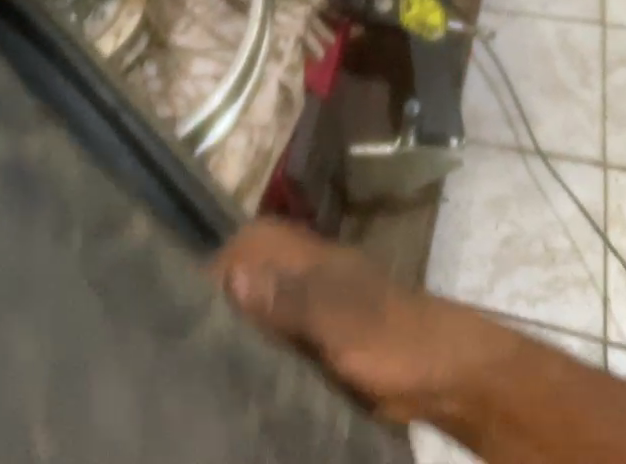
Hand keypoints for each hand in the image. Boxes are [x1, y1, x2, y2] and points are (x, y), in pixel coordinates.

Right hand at [211, 219, 508, 424]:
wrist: (442, 372)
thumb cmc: (389, 335)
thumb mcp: (335, 316)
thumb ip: (284, 299)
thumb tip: (232, 278)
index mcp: (288, 246)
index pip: (227, 254)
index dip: (204, 285)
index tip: (183, 323)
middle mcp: (285, 265)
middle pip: (232, 284)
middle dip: (213, 315)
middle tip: (189, 354)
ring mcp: (296, 300)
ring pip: (247, 313)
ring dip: (233, 338)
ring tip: (205, 370)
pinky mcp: (305, 334)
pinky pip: (266, 339)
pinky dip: (254, 356)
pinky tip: (237, 379)